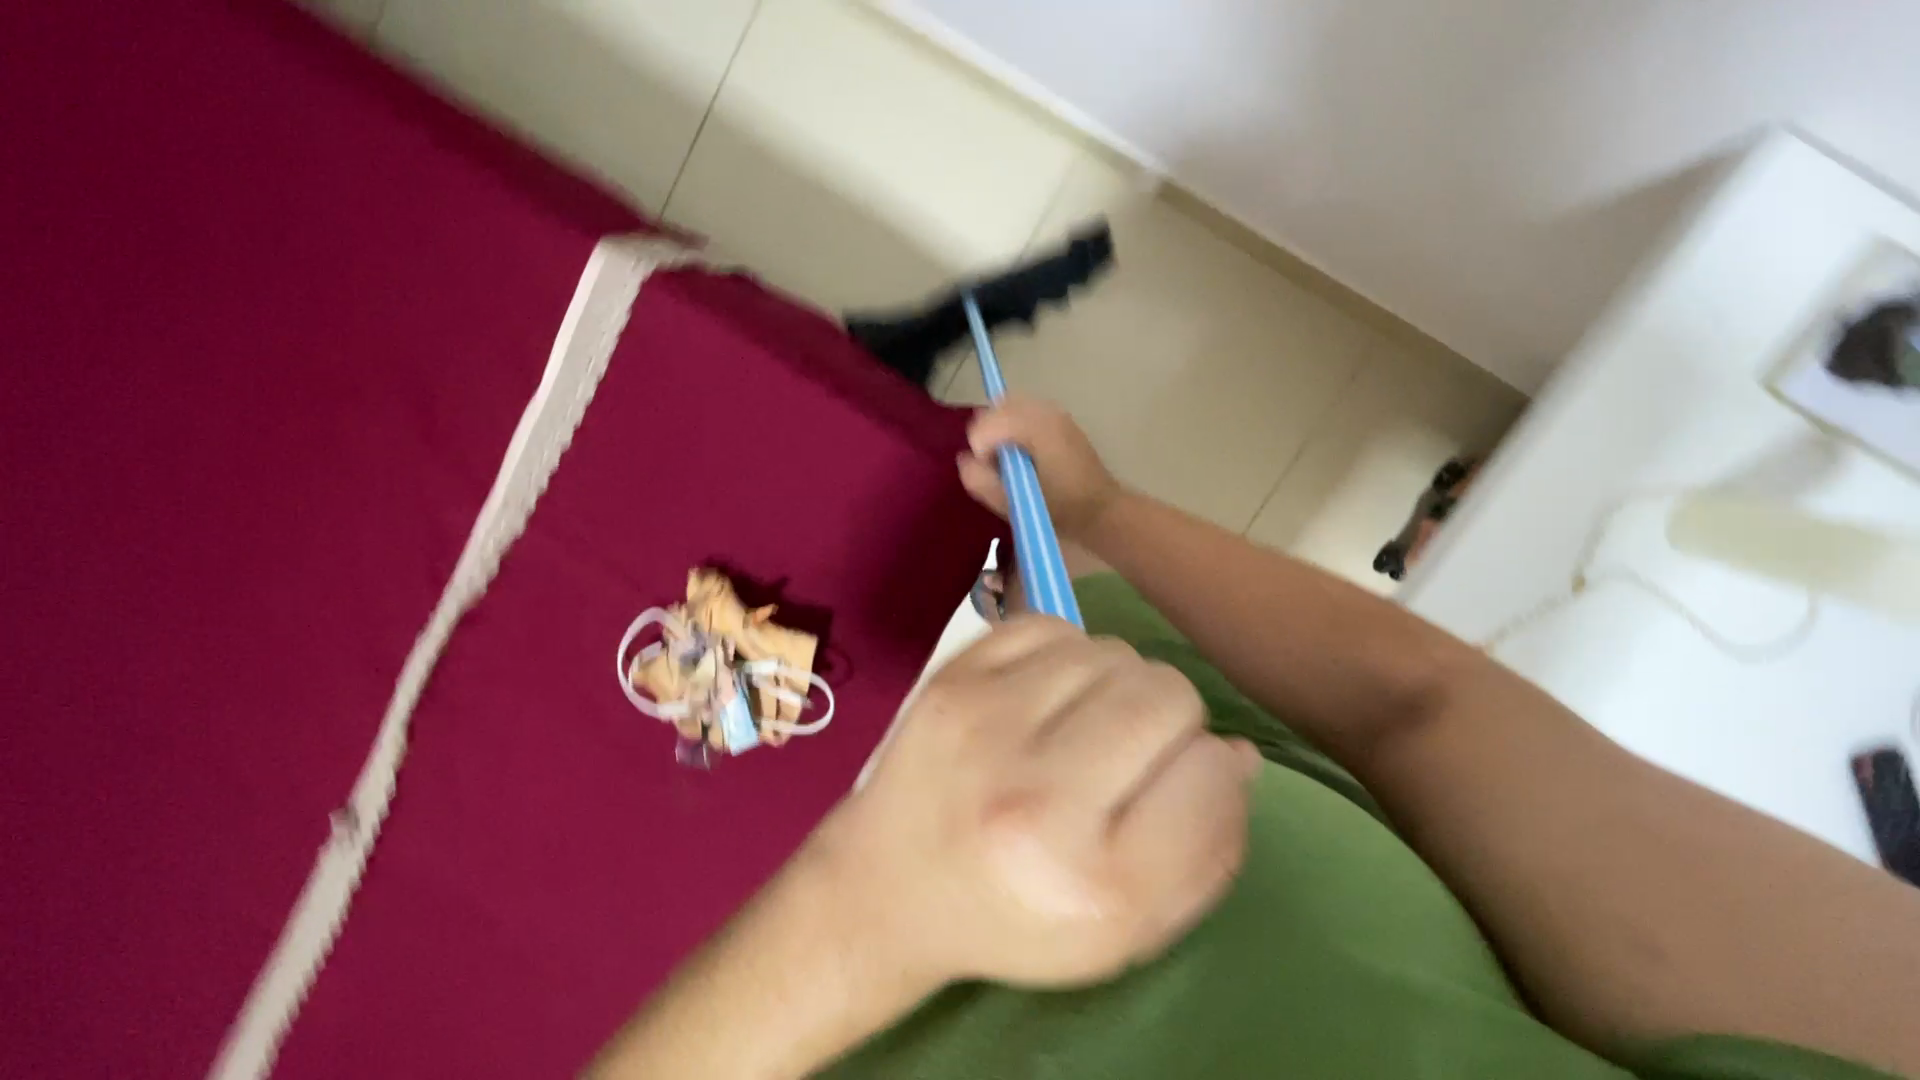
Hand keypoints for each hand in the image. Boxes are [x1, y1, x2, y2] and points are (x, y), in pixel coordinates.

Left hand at [808, 616, 1259, 990]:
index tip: (1175, 786)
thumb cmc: (1019, 917)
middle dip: (1170, 720)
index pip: (1212, 771)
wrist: (893, 886)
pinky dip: (1066, 656)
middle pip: (1166, 693)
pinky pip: (1051, 626)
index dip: (1211, 771)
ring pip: (1112, 651)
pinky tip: (1045, 699)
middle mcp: (1035, 796)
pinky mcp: (950, 678)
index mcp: (1092, 881)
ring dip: (1116, 685)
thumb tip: (1238, 752)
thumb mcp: (1129, 931)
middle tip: (1130, 754)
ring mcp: (984, 724)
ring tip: (1082, 729)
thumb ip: (1205, 851)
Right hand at [958, 397, 1123, 540]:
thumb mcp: (1016, 505)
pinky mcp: (1058, 417)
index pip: (986, 425)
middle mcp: (1045, 412)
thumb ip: (983, 481)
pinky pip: (1023, 411)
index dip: (980, 450)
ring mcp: (1054, 411)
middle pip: (996, 408)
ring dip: (999, 428)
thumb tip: (966, 459)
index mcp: (1036, 430)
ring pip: (1009, 406)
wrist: (1101, 510)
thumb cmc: (1060, 511)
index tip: (991, 473)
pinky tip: (1021, 452)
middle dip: (987, 434)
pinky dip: (1013, 426)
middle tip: (995, 464)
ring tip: (1008, 459)